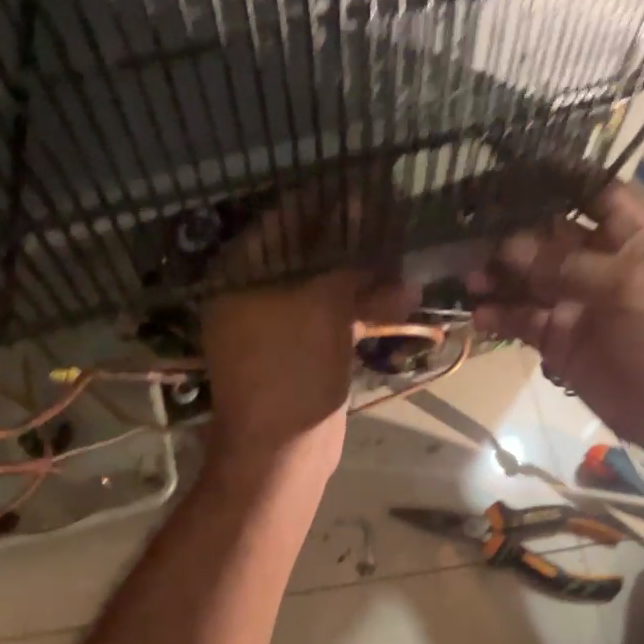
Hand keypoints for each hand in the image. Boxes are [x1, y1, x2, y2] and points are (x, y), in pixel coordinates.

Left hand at [201, 190, 416, 471]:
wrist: (283, 453)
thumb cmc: (292, 367)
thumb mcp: (322, 304)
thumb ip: (348, 261)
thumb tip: (373, 223)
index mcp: (240, 274)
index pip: (282, 221)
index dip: (324, 205)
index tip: (363, 190)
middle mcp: (252, 292)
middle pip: (305, 252)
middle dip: (350, 241)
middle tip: (389, 221)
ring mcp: (277, 322)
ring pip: (324, 284)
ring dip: (364, 275)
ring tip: (404, 258)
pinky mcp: (300, 348)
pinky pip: (332, 315)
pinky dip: (363, 306)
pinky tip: (402, 296)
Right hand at [468, 180, 643, 480]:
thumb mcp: (630, 283)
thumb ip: (566, 262)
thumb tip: (508, 245)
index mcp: (637, 236)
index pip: (594, 193)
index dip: (556, 181)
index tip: (507, 173)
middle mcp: (605, 262)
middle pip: (549, 236)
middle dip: (510, 232)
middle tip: (464, 230)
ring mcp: (581, 303)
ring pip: (529, 279)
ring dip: (498, 276)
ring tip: (467, 279)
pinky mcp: (563, 342)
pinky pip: (524, 321)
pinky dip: (500, 317)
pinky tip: (478, 315)